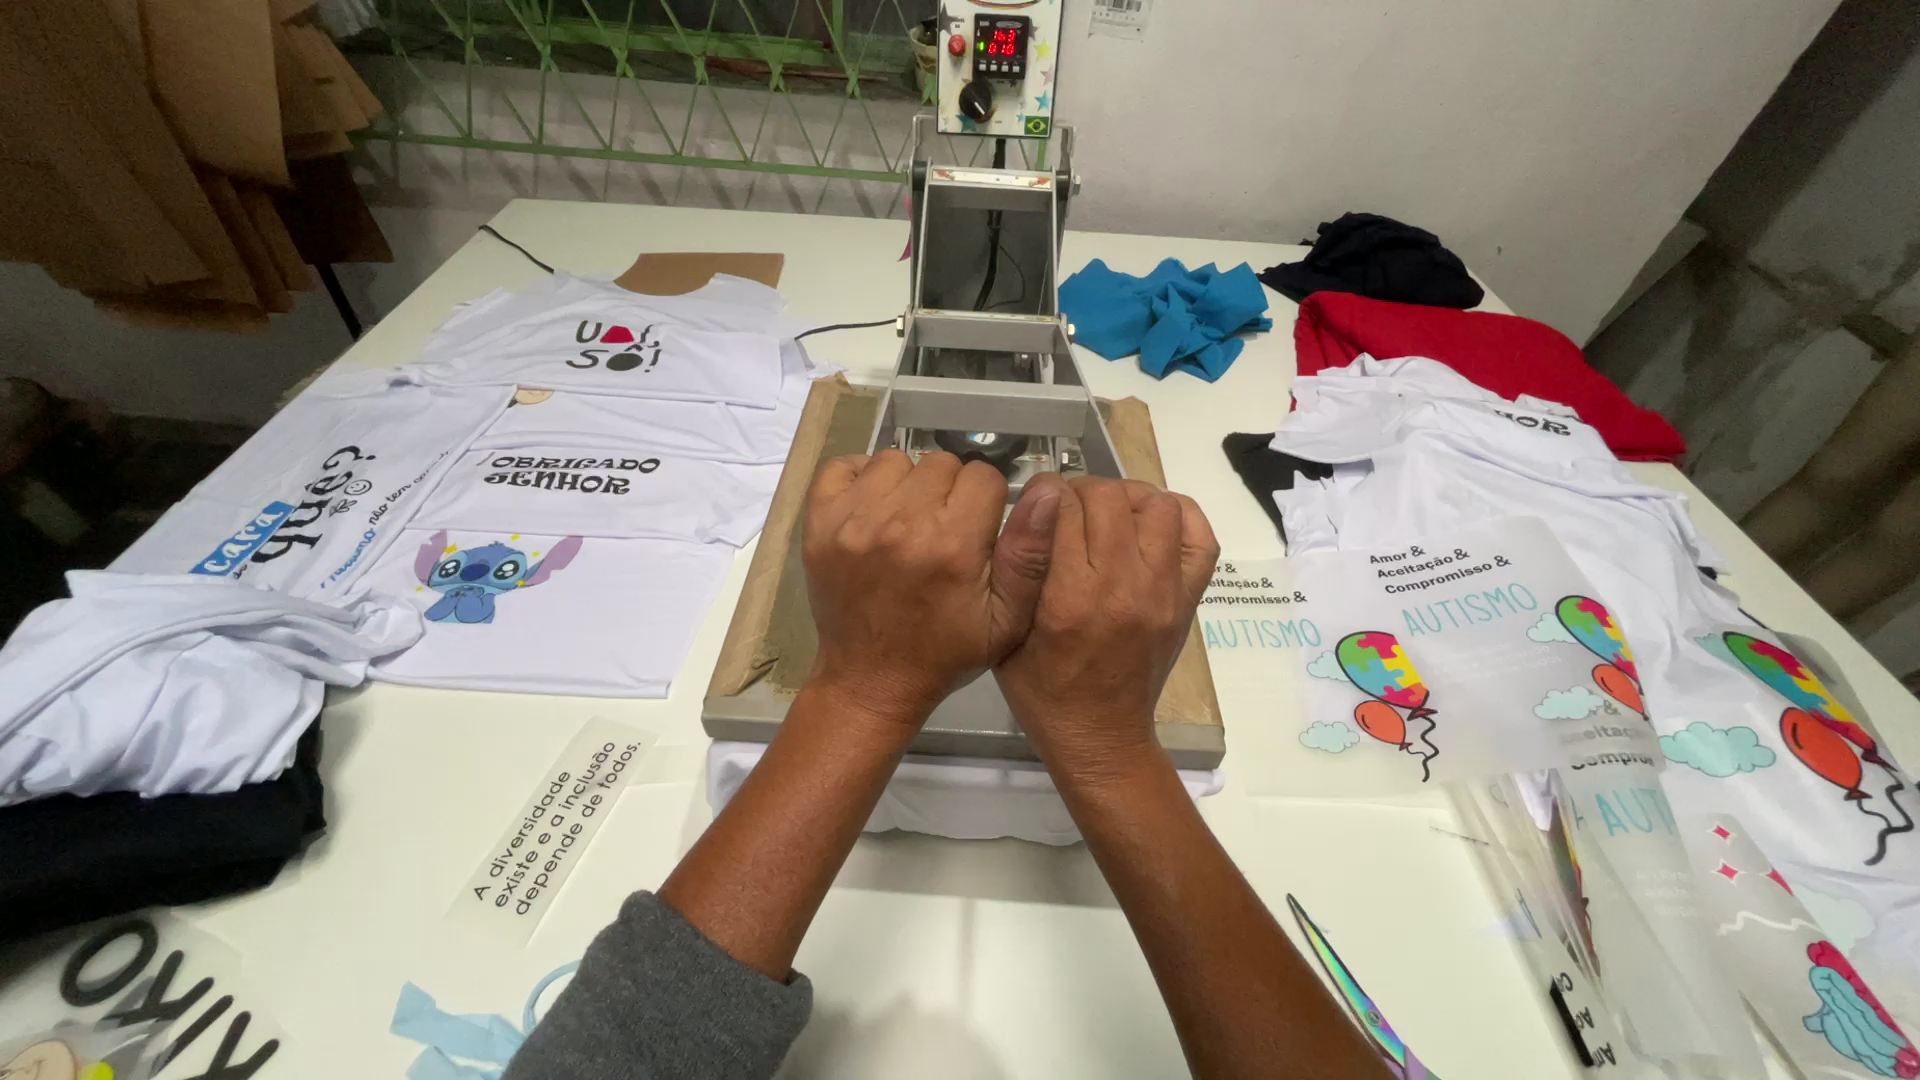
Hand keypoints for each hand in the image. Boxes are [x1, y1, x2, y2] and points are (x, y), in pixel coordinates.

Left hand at [803, 449, 1063, 721]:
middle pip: (940, 463)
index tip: (976, 530)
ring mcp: (853, 520)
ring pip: (896, 460)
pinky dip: (861, 478)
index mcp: (953, 544)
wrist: (872, 681)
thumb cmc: (947, 652)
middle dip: (949, 491)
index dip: (986, 501)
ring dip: (907, 484)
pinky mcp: (820, 522)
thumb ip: (1030, 554)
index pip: (983, 476)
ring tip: (907, 521)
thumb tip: (1049, 493)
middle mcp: (901, 523)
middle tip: (942, 529)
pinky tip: (874, 508)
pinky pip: (843, 465)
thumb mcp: (1007, 619)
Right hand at [994, 477, 1217, 783]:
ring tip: (1106, 516)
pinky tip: (1147, 525)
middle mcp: (1124, 588)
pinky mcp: (1188, 600)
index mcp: (1071, 600)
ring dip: (1127, 499)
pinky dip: (1176, 516)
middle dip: (1082, 491)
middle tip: (1067, 509)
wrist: (1101, 737)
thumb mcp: (1006, 634)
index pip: (1065, 509)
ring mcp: (1164, 593)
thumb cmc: (1042, 691)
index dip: (1046, 493)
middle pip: (1111, 499)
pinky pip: (1199, 536)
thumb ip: (1017, 572)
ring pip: (1156, 506)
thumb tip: (1035, 507)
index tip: (1037, 502)